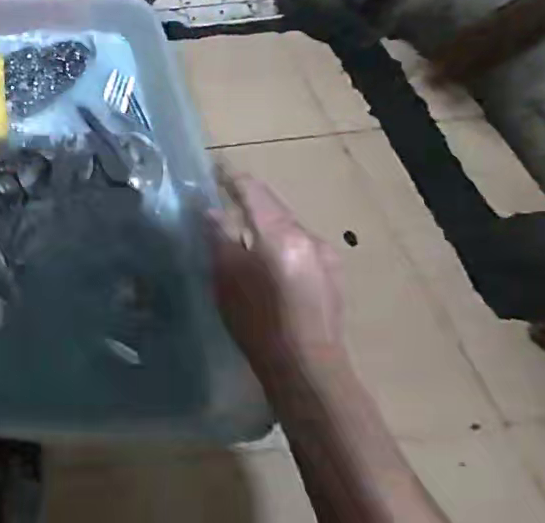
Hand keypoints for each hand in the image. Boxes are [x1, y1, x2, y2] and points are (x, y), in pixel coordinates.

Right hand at [211, 171, 344, 379]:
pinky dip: (280, 246)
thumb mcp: (226, 275)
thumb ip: (218, 234)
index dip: (229, 178)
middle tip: (222, 207)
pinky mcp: (332, 278)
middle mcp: (307, 235)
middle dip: (247, 203)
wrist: (308, 372)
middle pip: (272, 205)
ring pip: (287, 227)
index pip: (251, 188)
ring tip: (244, 241)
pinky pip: (300, 247)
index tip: (212, 172)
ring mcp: (326, 257)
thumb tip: (211, 209)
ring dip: (265, 227)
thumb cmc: (259, 321)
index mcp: (280, 231)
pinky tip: (269, 267)